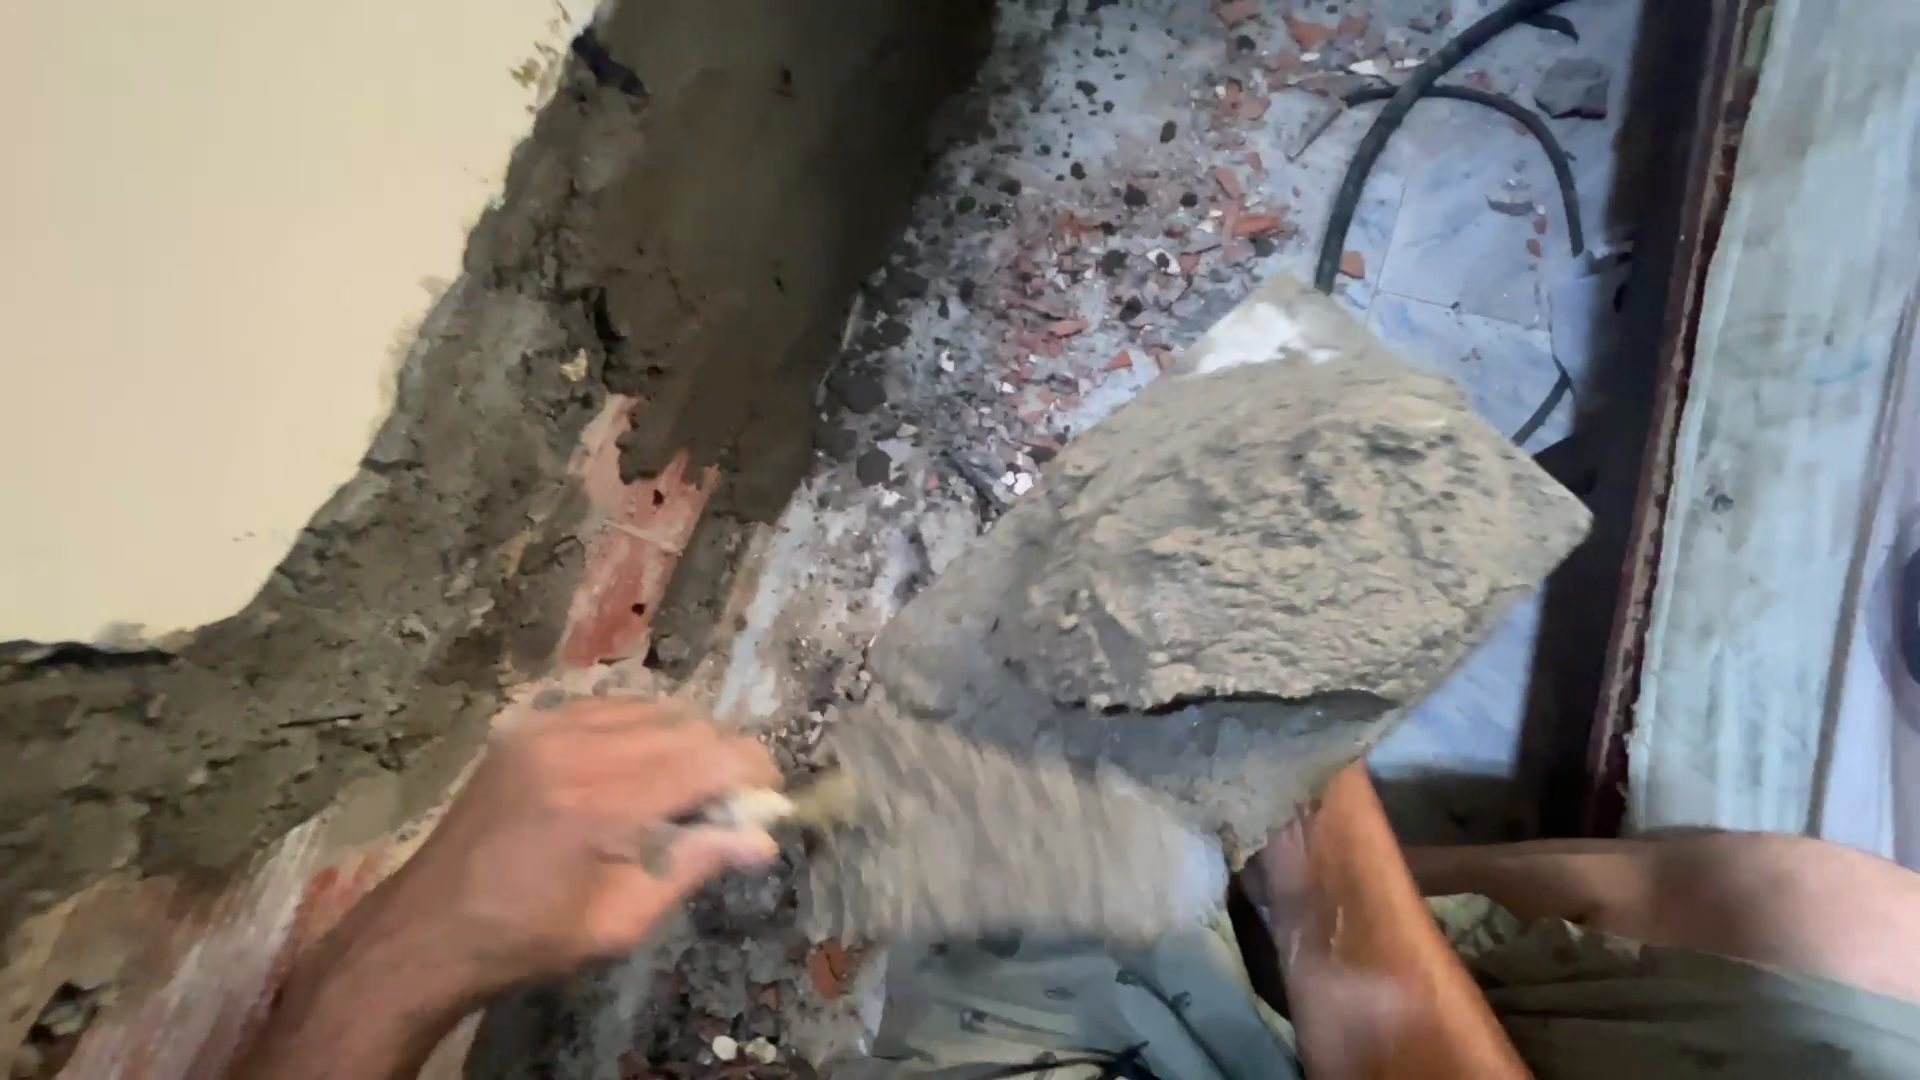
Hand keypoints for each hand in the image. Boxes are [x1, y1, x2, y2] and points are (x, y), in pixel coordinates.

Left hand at [357, 698, 781, 1000]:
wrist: (424, 929)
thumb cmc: (528, 938)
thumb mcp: (621, 921)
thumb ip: (696, 866)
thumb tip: (764, 838)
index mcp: (600, 805)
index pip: (709, 758)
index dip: (753, 769)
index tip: (769, 794)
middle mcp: (578, 748)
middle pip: (691, 724)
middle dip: (724, 756)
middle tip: (727, 799)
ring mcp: (550, 727)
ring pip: (659, 708)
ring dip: (688, 740)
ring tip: (683, 784)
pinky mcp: (534, 722)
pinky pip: (618, 706)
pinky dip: (647, 729)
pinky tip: (640, 765)